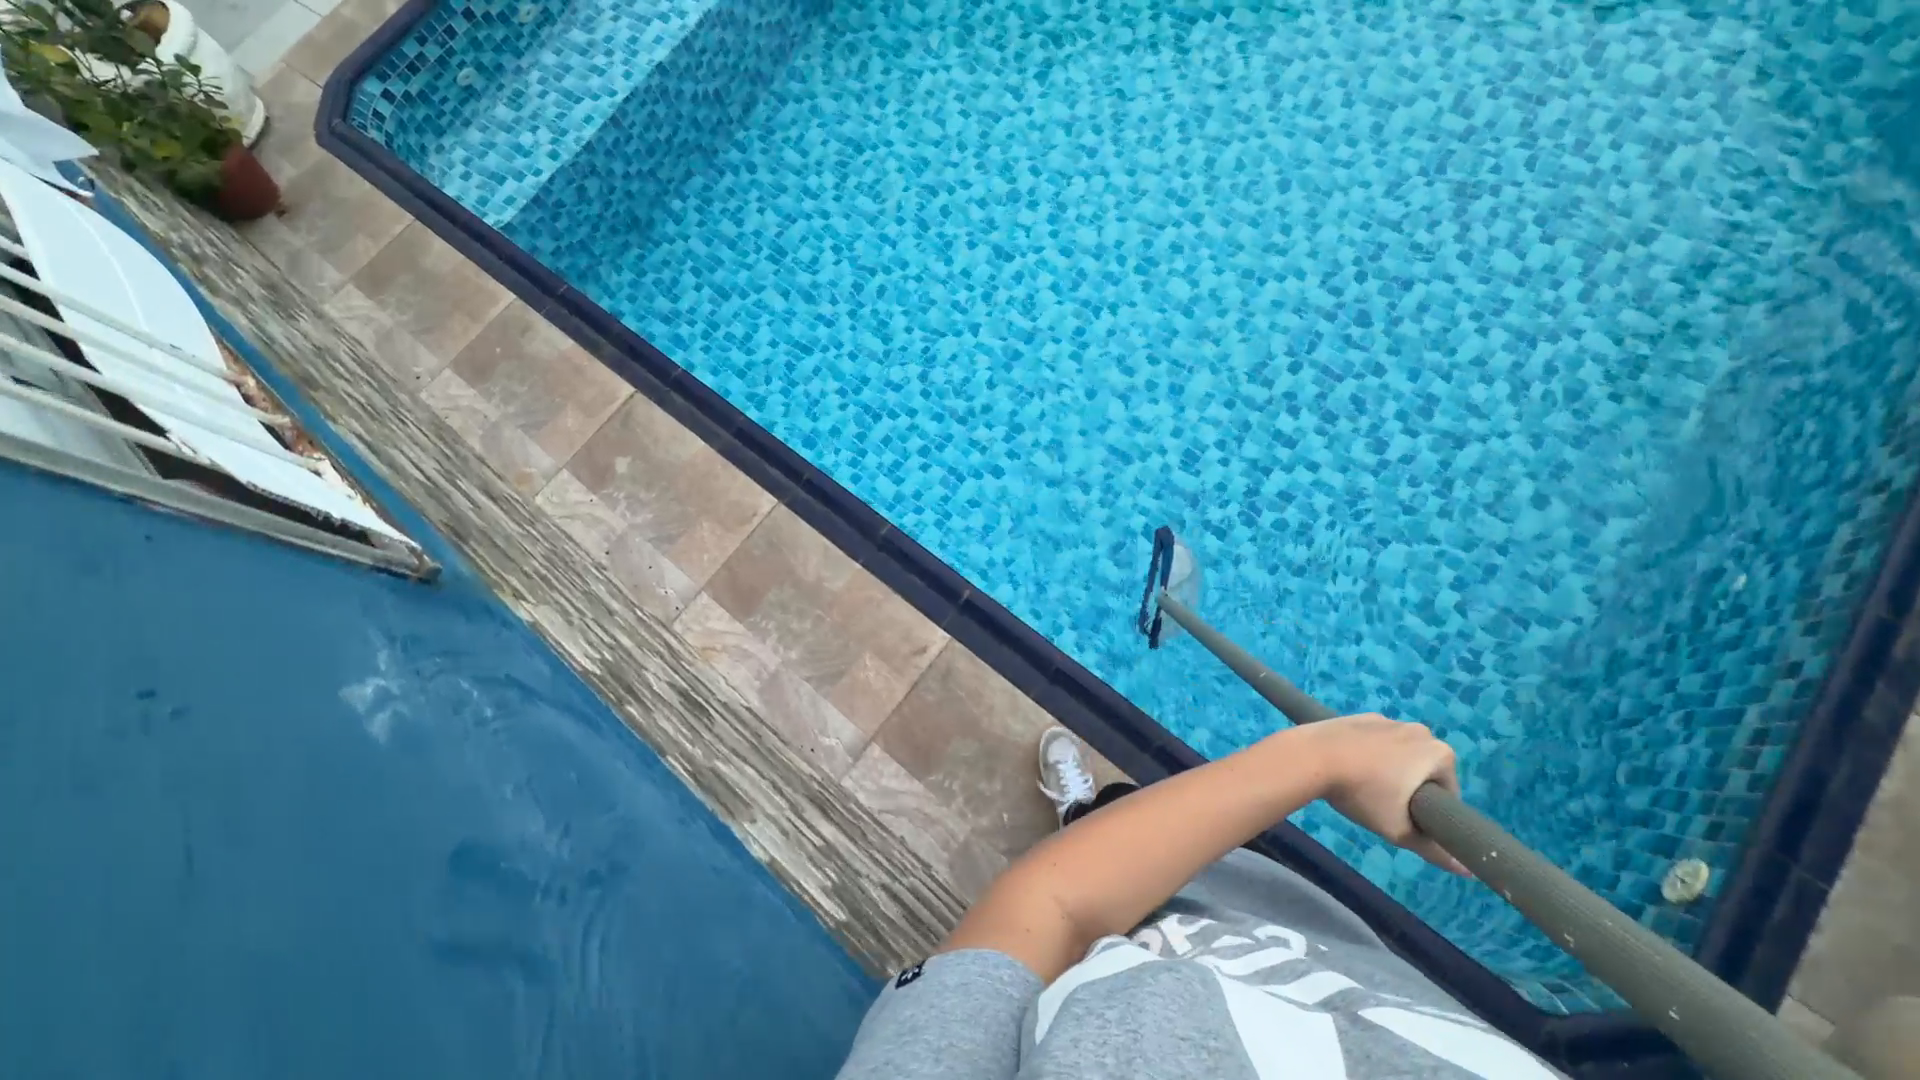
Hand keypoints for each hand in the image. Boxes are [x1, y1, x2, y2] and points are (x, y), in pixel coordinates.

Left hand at [1303, 713, 1468, 875]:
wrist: (1310, 758)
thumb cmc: (1362, 793)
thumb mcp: (1399, 830)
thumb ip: (1433, 850)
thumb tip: (1465, 871)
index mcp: (1439, 753)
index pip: (1448, 791)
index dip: (1431, 811)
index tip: (1406, 819)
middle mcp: (1419, 730)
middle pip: (1423, 770)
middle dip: (1409, 788)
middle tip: (1382, 805)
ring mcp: (1387, 719)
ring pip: (1398, 754)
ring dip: (1388, 770)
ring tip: (1362, 787)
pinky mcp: (1360, 716)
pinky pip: (1373, 742)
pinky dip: (1367, 754)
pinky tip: (1348, 768)